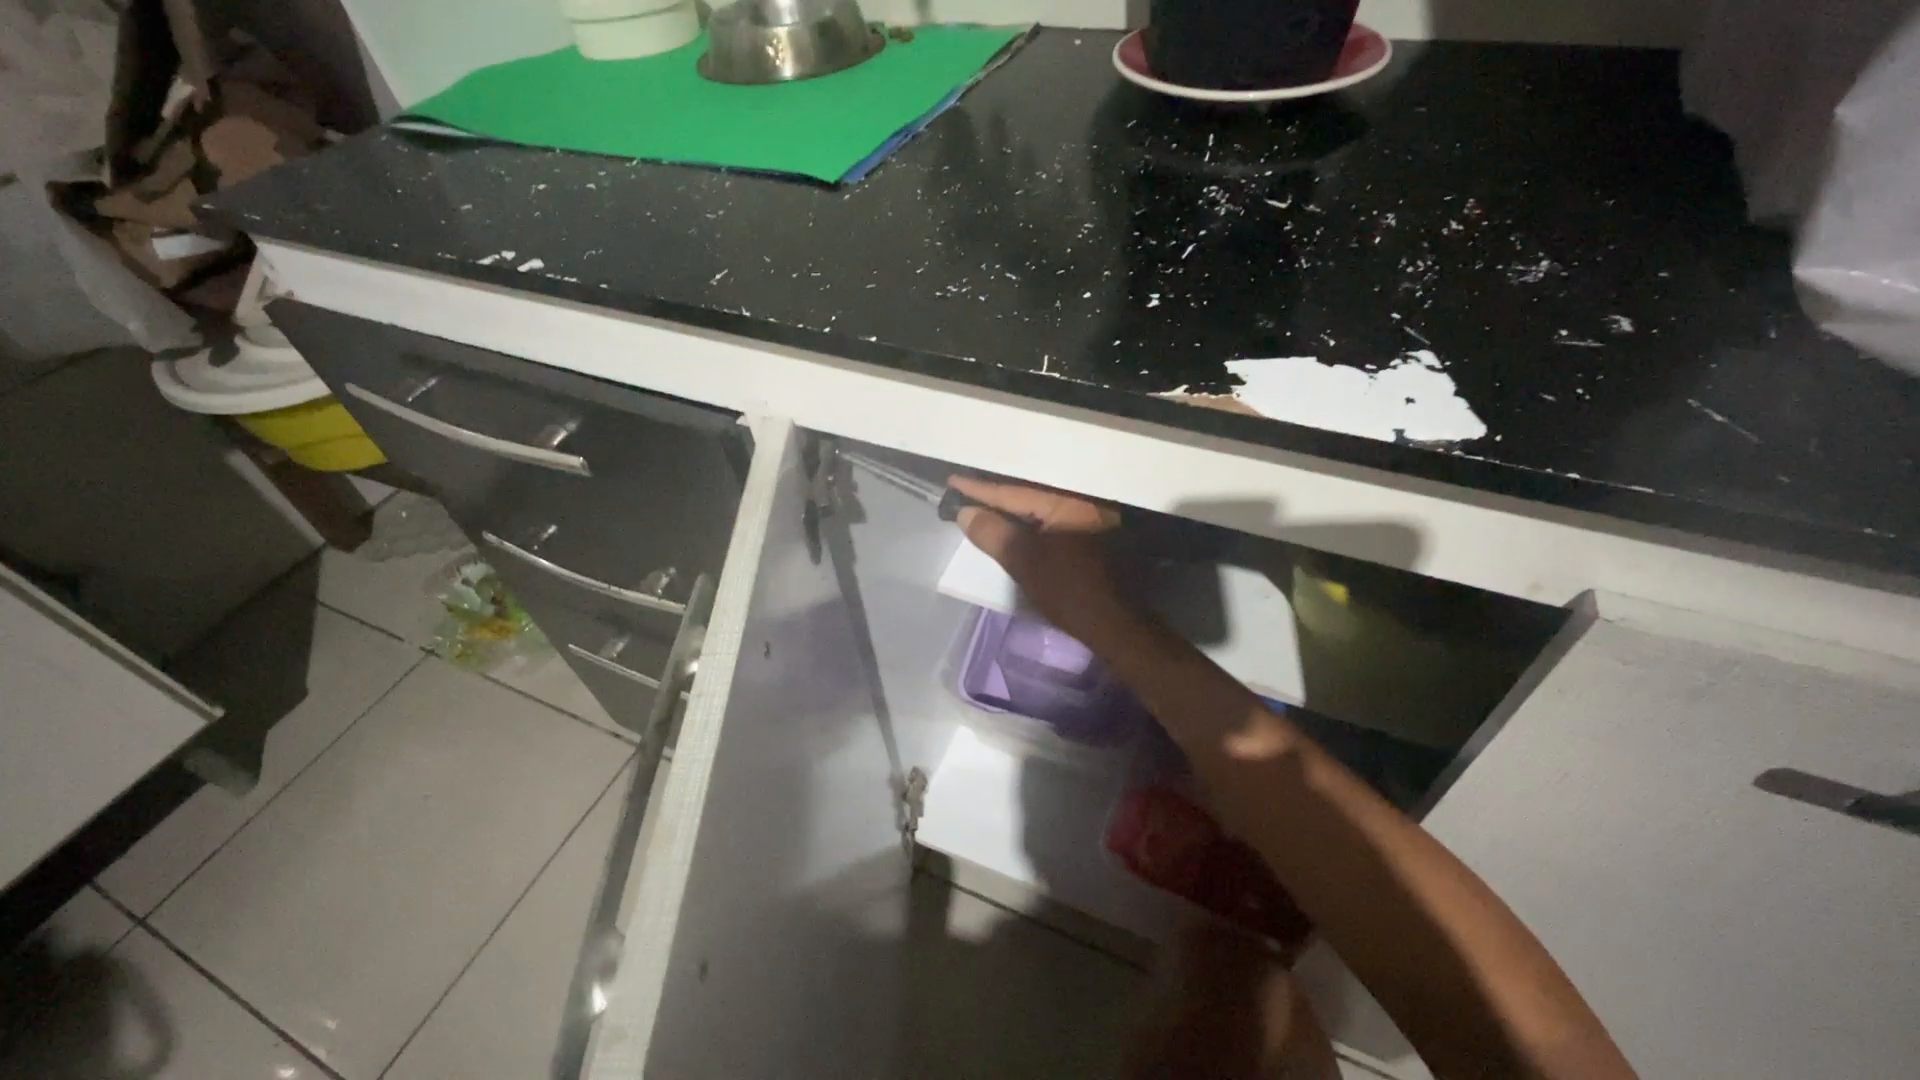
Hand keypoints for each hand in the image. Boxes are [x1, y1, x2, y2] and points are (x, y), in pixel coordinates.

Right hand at [947, 475, 1135, 641]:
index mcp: (1067, 502)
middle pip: (1028, 494)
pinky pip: (1052, 520)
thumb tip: (966, 512)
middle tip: (963, 490)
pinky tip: (1013, 526)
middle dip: (995, 494)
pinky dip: (1030, 523)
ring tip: (982, 504)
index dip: (980, 489)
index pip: (1013, 492)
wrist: (1116, 626)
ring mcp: (1092, 519)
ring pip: (1041, 508)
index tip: (952, 482)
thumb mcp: (1025, 563)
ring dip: (1012, 509)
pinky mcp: (1093, 537)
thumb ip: (994, 533)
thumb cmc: (1070, 592)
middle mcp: (1083, 502)